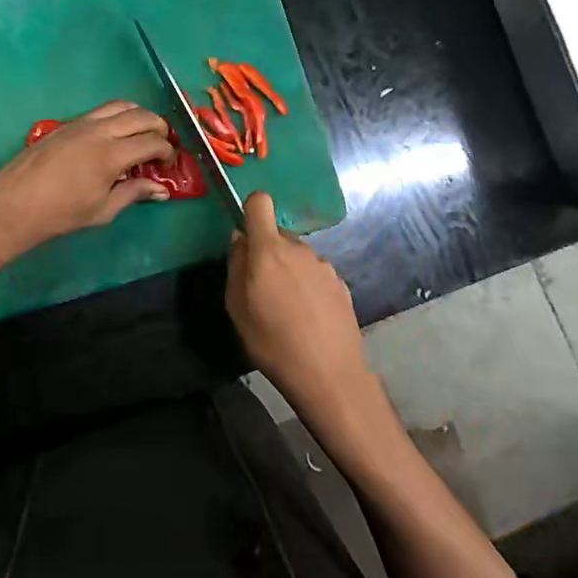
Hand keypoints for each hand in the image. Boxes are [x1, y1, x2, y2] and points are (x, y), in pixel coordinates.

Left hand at [0, 100, 175, 254]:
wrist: (14, 205)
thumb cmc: (61, 214)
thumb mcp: (103, 210)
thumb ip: (134, 193)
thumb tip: (162, 189)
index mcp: (112, 154)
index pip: (152, 141)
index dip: (167, 151)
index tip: (169, 164)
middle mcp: (99, 131)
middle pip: (140, 116)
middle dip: (159, 127)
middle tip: (162, 144)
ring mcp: (80, 124)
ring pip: (119, 106)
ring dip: (138, 115)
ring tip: (142, 132)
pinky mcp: (66, 125)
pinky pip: (99, 112)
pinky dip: (116, 116)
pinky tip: (114, 136)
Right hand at [225, 192, 368, 410]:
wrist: (329, 374)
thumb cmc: (272, 342)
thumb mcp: (237, 308)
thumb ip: (236, 266)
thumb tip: (241, 241)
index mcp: (269, 250)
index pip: (260, 203)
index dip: (250, 211)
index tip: (246, 235)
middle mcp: (300, 249)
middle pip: (278, 236)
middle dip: (267, 253)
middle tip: (261, 290)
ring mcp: (324, 266)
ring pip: (298, 257)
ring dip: (289, 272)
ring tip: (287, 310)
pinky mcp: (341, 284)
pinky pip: (316, 275)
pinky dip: (308, 288)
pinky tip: (309, 319)